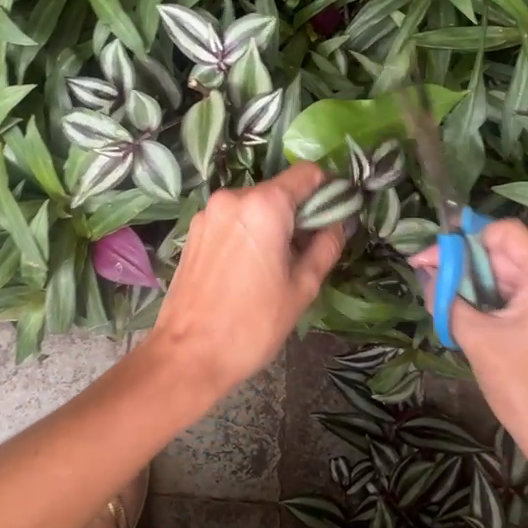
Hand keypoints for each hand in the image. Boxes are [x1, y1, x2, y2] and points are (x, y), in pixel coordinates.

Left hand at [150, 162, 348, 395]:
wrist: (187, 354)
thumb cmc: (252, 324)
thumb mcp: (302, 288)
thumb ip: (326, 246)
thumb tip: (339, 223)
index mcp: (265, 205)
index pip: (308, 173)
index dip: (328, 189)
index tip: (336, 215)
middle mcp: (233, 197)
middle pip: (279, 190)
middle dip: (298, 214)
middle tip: (307, 252)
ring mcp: (209, 212)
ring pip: (254, 205)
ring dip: (272, 224)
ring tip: (276, 266)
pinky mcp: (194, 230)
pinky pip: (232, 219)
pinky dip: (248, 232)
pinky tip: (249, 269)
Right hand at [411, 220, 527, 450]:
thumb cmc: (520, 384)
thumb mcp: (475, 337)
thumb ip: (447, 299)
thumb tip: (424, 272)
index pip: (505, 231)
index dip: (468, 236)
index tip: (437, 256)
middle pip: (503, 252)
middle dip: (463, 260)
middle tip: (426, 274)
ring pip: (504, 274)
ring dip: (471, 280)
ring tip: (439, 295)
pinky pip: (511, 294)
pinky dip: (485, 297)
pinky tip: (460, 310)